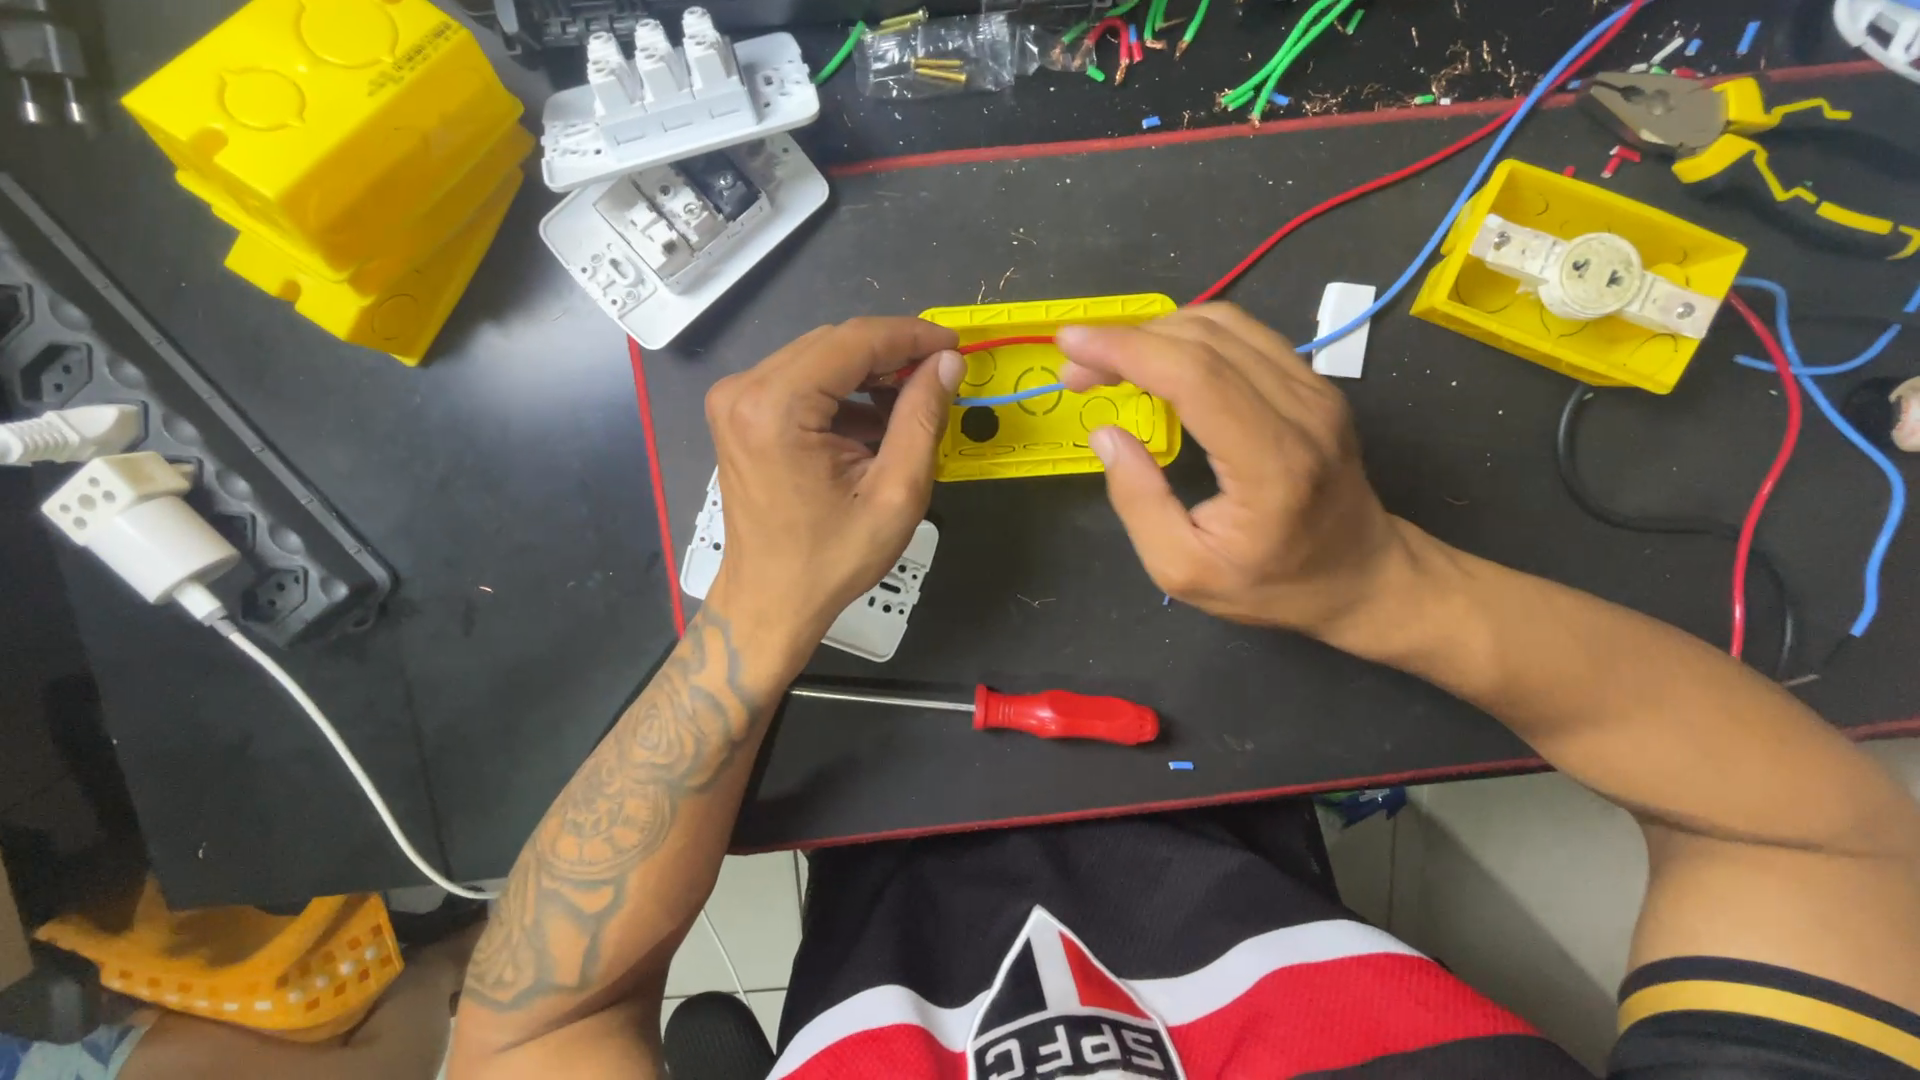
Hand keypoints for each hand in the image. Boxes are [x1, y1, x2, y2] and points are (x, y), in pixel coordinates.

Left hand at [703, 318, 961, 659]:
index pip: (854, 342)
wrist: (770, 600)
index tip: (956, 346)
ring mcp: (735, 399)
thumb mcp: (895, 493)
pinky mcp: (739, 413)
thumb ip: (922, 419)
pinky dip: (842, 393)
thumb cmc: (832, 558)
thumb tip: (947, 364)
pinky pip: (800, 381)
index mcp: (777, 406)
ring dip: (869, 374)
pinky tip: (875, 423)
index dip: (911, 336)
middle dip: (891, 354)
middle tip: (940, 376)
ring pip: (819, 358)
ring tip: (912, 404)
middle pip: (834, 343)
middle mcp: (745, 389)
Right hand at [1058, 304, 1413, 638]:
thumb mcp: (1184, 571)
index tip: (1069, 344)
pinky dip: (1189, 337)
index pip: (1195, 375)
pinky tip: (1158, 361)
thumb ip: (1139, 503)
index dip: (1127, 350)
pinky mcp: (1314, 383)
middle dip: (1128, 341)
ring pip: (1225, 324)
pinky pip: (1244, 335)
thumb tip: (1105, 433)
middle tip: (1077, 370)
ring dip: (1156, 333)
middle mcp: (1301, 412)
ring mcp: (1314, 390)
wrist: (1362, 577)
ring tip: (1111, 363)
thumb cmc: (1271, 585)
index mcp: (1271, 463)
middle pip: (1205, 339)